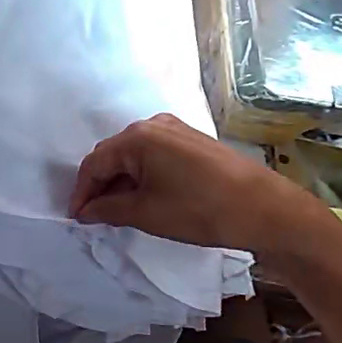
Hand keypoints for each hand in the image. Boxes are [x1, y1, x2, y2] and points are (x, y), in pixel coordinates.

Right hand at [68, 114, 341, 264]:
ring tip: (119, 210)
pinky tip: (145, 197)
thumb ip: (108, 209)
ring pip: (133, 155)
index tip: (76, 218)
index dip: (81, 192)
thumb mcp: (146, 213)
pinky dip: (142, 175)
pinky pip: (153, 154)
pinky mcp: (192, 140)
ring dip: (121, 181)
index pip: (94, 163)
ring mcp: (175, 129)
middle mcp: (152, 124)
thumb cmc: (200, 210)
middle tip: (95, 216)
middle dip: (100, 185)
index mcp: (137, 137)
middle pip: (112, 155)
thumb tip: (85, 211)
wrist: (265, 209)